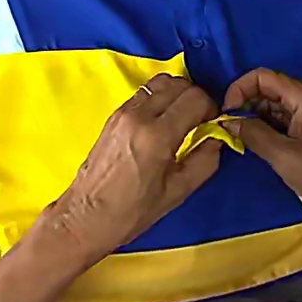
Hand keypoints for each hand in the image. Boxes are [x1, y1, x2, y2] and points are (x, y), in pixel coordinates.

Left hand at [31, 74, 223, 268]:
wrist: (84, 219)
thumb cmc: (133, 211)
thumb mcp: (179, 191)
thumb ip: (206, 159)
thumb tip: (218, 136)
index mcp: (158, 136)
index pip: (196, 98)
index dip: (211, 108)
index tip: (212, 123)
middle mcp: (139, 116)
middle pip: (180, 84)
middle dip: (197, 97)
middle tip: (200, 119)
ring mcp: (123, 113)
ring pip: (161, 83)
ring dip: (178, 93)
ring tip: (182, 115)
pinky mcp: (114, 115)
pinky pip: (145, 92)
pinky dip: (160, 97)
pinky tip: (162, 119)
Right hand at [223, 68, 301, 226]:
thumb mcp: (283, 157)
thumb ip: (254, 134)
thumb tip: (229, 120)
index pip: (263, 76)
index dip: (239, 89)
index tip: (226, 113)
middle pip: (268, 86)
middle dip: (245, 103)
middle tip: (229, 128)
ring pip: (274, 102)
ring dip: (255, 115)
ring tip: (240, 137)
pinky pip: (283, 114)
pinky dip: (267, 124)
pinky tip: (257, 141)